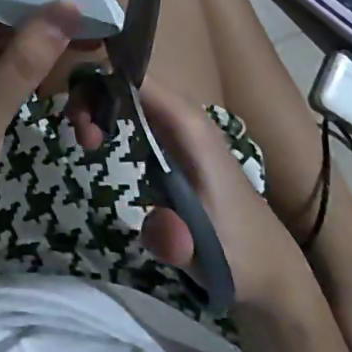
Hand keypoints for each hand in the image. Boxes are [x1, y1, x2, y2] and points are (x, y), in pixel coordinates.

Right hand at [71, 82, 303, 303]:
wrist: (270, 271)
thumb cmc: (239, 254)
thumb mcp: (206, 250)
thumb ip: (176, 238)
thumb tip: (154, 226)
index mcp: (192, 128)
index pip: (140, 81)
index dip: (103, 86)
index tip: (80, 122)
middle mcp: (187, 119)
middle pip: (130, 82)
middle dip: (96, 97)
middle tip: (83, 138)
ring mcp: (181, 130)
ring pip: (131, 94)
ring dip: (101, 105)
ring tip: (88, 142)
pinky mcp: (176, 144)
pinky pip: (136, 111)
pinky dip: (111, 116)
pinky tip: (99, 142)